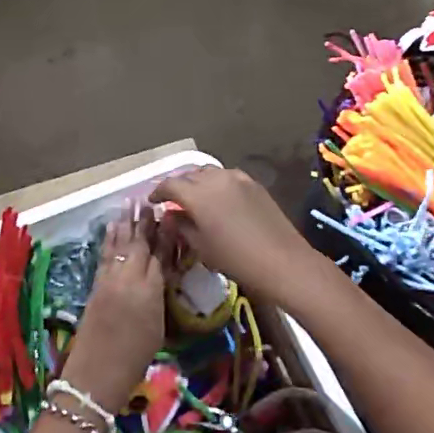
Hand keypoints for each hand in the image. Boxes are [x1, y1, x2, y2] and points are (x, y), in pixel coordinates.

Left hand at [60, 214, 165, 412]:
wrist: (95, 375)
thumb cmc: (135, 359)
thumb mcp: (158, 327)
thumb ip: (161, 295)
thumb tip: (164, 274)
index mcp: (150, 290)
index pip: (161, 254)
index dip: (167, 233)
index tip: (172, 213)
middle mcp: (129, 279)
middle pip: (140, 244)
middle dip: (146, 222)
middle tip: (151, 202)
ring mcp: (110, 281)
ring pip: (120, 245)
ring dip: (126, 223)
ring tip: (130, 203)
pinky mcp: (96, 286)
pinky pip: (106, 255)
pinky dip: (109, 239)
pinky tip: (111, 227)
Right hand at [150, 167, 335, 311]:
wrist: (280, 259)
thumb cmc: (235, 258)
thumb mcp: (201, 246)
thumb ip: (182, 226)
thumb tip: (171, 215)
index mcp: (198, 194)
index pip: (170, 185)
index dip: (158, 192)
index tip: (153, 202)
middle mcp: (216, 179)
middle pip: (190, 175)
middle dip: (178, 185)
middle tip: (172, 200)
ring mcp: (238, 178)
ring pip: (210, 173)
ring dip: (198, 182)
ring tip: (195, 197)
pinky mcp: (254, 183)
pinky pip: (228, 177)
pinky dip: (217, 183)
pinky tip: (218, 198)